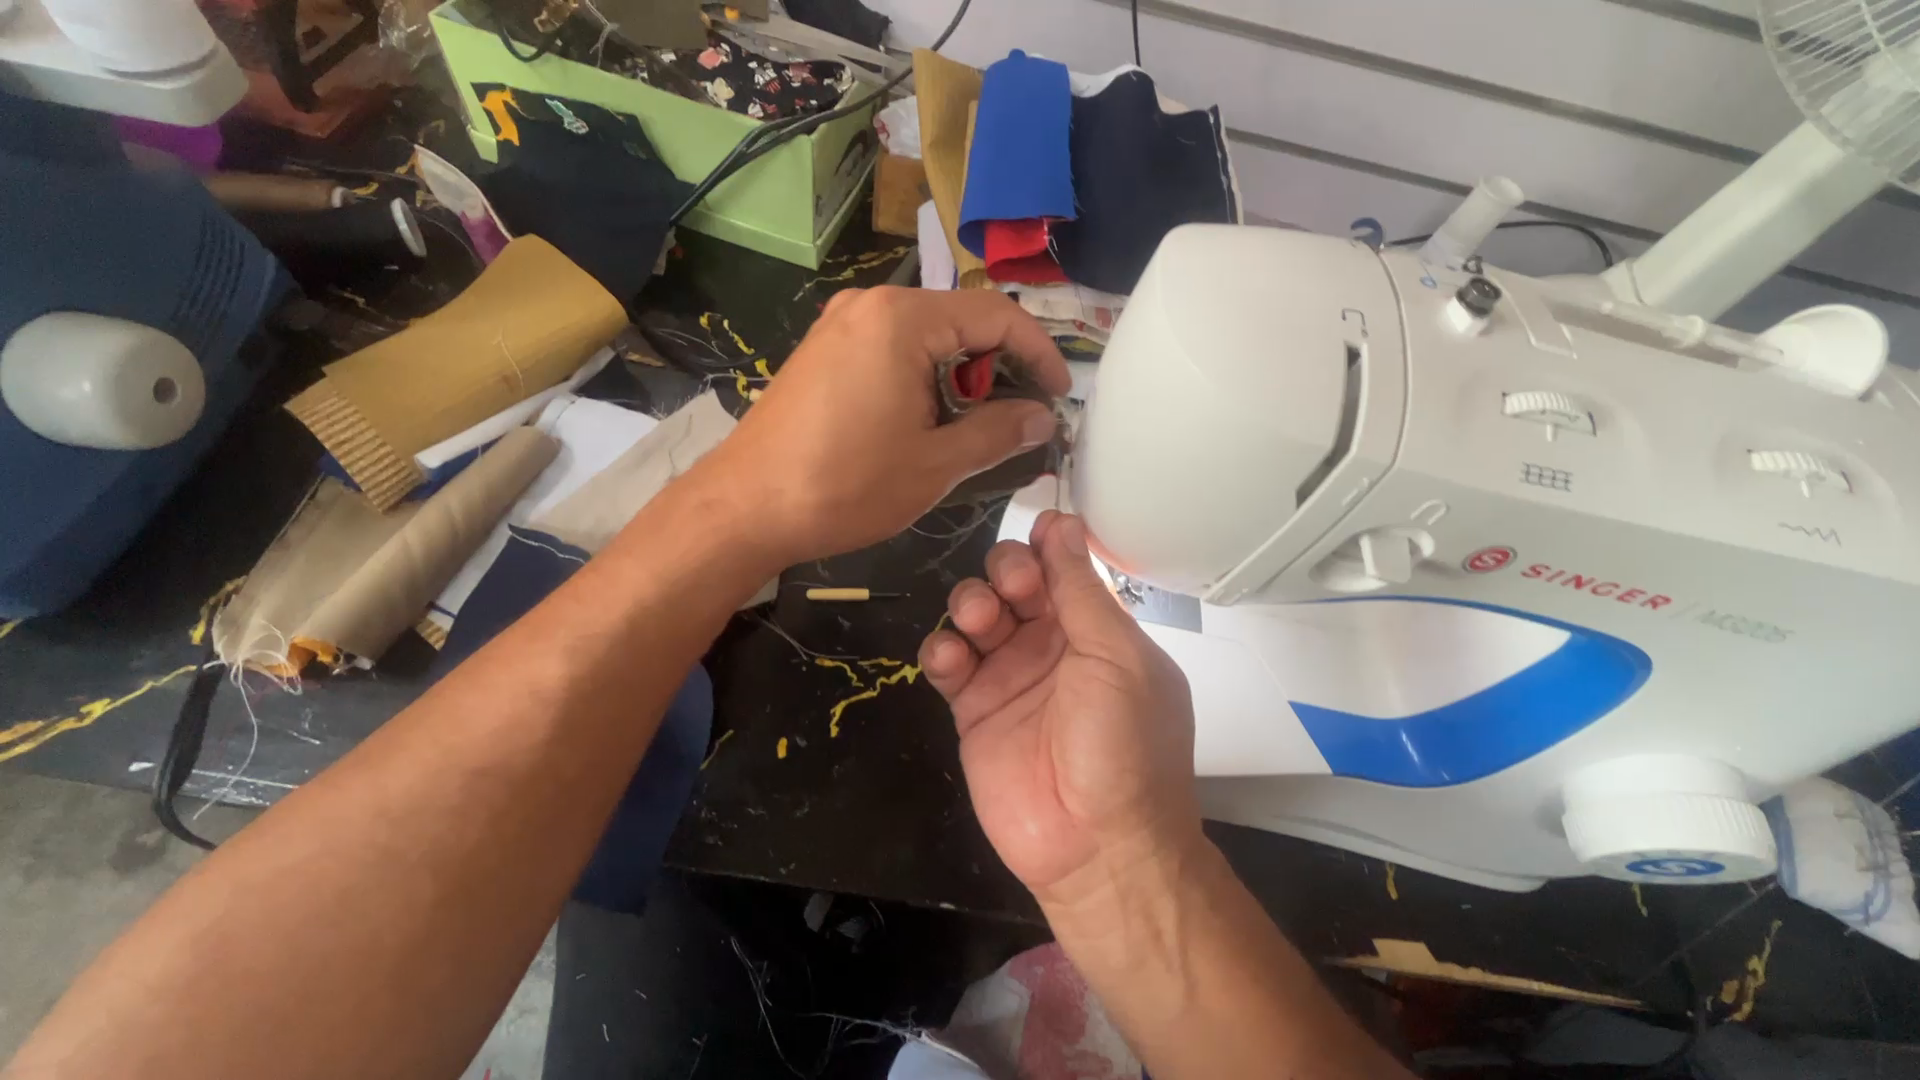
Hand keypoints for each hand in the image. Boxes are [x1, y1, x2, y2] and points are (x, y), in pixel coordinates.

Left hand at [697, 287, 1067, 566]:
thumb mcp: (935, 464)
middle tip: (1018, 420)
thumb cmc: (845, 486)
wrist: (744, 508)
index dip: (1039, 353)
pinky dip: (923, 378)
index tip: (1059, 395)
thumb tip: (1043, 417)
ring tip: (973, 430)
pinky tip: (926, 423)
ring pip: (927, 337)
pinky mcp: (824, 351)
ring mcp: (841, 325)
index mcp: (903, 319)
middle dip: (998, 368)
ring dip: (961, 377)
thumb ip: (998, 433)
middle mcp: (871, 305)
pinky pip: (892, 349)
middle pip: (961, 320)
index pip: (997, 315)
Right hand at [919, 510, 1203, 907]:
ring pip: (975, 614)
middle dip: (1006, 571)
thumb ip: (1081, 590)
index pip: (1063, 569)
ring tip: (980, 623)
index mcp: (1097, 630)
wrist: (1098, 847)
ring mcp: (1009, 677)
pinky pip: (947, 662)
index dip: (1047, 544)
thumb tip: (1064, 523)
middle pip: (1013, 582)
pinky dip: (942, 650)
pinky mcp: (972, 710)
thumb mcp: (1117, 658)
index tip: (1036, 530)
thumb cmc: (1124, 745)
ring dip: (971, 604)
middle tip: (1013, 588)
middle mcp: (1052, 646)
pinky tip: (952, 659)